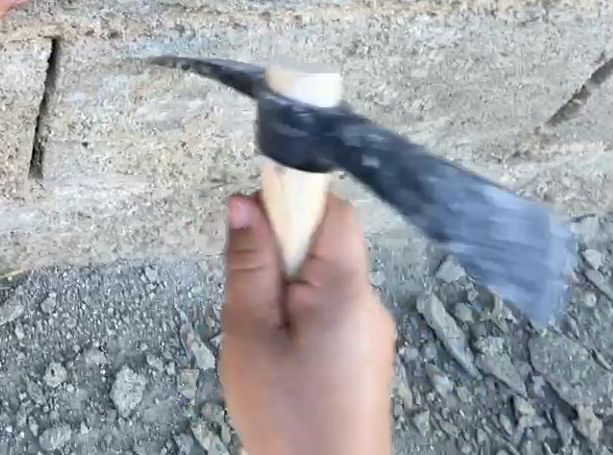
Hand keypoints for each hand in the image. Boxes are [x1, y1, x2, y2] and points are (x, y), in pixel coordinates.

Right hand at [220, 194, 396, 454]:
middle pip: (324, 241)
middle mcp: (368, 303)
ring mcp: (369, 330)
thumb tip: (242, 202)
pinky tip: (275, 347)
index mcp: (347, 290)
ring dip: (281, 281)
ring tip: (257, 327)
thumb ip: (248, 261)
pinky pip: (326, 304)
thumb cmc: (286, 413)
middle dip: (276, 247)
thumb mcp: (250, 329)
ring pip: (319, 274)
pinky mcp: (362, 353)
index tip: (252, 219)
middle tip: (245, 288)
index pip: (333, 210)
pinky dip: (294, 308)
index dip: (292, 198)